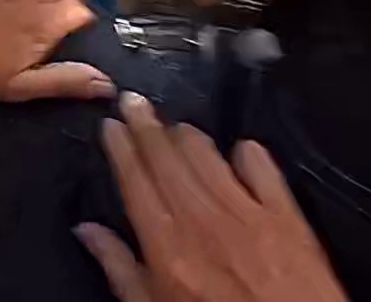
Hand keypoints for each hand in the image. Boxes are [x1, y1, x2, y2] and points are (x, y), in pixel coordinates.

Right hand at [77, 93, 347, 301]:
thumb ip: (122, 271)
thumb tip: (87, 229)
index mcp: (168, 247)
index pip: (136, 179)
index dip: (120, 146)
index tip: (111, 122)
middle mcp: (203, 217)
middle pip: (166, 155)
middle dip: (145, 123)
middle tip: (133, 99)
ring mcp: (246, 209)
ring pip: (206, 151)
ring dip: (184, 133)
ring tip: (172, 123)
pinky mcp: (284, 211)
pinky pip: (259, 162)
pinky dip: (244, 152)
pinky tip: (236, 152)